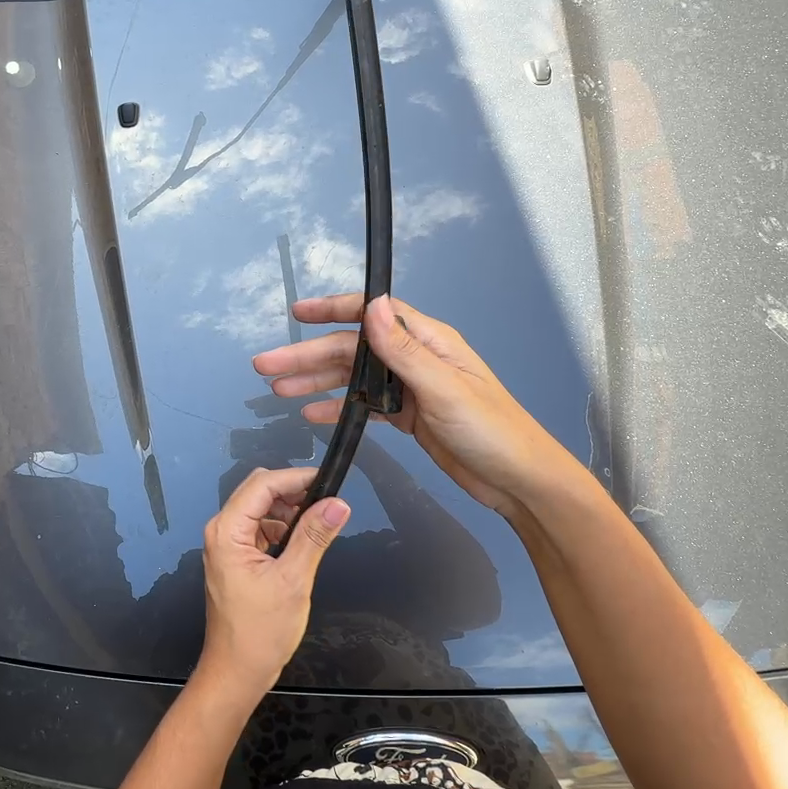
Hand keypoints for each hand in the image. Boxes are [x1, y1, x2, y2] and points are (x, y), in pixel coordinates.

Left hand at [198, 467, 350, 695]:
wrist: (237, 671)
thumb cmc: (261, 631)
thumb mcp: (293, 581)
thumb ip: (314, 537)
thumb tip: (338, 503)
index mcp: (227, 531)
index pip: (262, 485)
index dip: (295, 477)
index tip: (327, 480)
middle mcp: (221, 530)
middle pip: (257, 492)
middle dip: (292, 491)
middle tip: (327, 501)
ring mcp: (226, 544)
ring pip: (258, 508)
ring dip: (287, 509)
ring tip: (318, 523)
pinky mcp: (234, 558)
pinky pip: (258, 528)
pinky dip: (280, 527)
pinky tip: (300, 541)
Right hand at [251, 294, 580, 519]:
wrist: (521, 484)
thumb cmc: (491, 431)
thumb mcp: (444, 389)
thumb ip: (404, 350)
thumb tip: (372, 305)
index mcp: (427, 341)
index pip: (371, 314)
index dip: (332, 310)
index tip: (297, 313)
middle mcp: (414, 358)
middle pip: (351, 350)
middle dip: (307, 356)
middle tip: (266, 367)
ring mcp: (410, 388)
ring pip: (351, 378)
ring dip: (315, 382)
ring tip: (277, 392)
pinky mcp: (408, 417)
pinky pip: (363, 406)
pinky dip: (336, 408)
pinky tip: (310, 414)